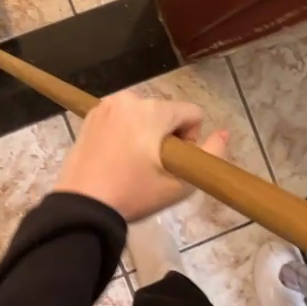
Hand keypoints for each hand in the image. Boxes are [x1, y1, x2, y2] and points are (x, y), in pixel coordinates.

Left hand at [54, 93, 228, 221]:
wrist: (82, 206)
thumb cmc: (133, 194)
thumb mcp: (180, 183)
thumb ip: (210, 155)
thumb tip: (224, 133)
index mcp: (153, 110)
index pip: (192, 113)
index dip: (191, 139)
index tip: (173, 163)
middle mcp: (130, 99)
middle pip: (167, 112)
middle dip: (166, 135)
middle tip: (152, 167)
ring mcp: (106, 105)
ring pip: (144, 115)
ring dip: (146, 133)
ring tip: (133, 164)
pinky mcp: (90, 116)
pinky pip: (122, 118)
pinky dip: (125, 132)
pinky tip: (116, 158)